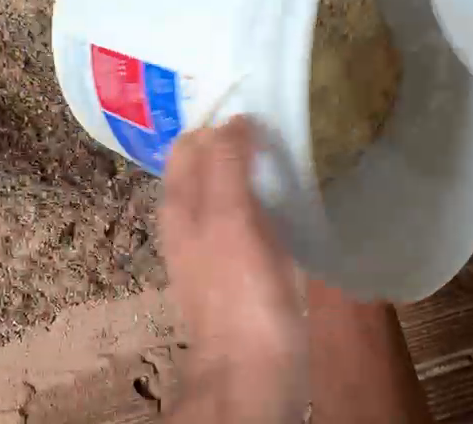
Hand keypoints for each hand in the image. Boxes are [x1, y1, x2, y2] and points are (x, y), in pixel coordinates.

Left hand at [160, 117, 306, 423]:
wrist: (251, 372)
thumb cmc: (240, 290)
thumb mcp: (230, 216)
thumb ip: (226, 163)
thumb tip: (233, 117)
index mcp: (179, 200)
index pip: (191, 138)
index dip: (218, 116)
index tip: (257, 100)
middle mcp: (188, 217)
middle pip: (208, 160)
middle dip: (236, 138)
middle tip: (278, 122)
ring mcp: (213, 243)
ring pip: (229, 187)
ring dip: (253, 167)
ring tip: (291, 150)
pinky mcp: (240, 266)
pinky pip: (250, 215)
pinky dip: (266, 197)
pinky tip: (293, 197)